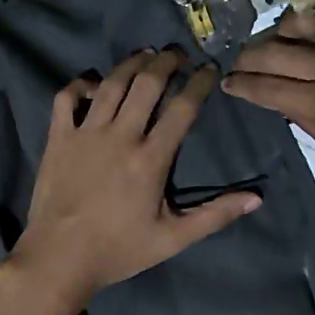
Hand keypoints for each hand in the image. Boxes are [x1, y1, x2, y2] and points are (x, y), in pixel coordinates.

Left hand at [12, 49, 261, 304]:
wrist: (58, 260)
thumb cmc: (119, 250)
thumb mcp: (173, 239)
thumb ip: (215, 215)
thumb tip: (256, 198)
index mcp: (150, 159)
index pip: (182, 108)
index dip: (199, 83)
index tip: (209, 69)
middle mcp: (120, 136)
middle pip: (147, 84)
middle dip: (167, 62)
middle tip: (179, 53)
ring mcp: (85, 134)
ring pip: (110, 84)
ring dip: (131, 63)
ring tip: (146, 54)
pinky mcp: (58, 138)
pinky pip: (66, 98)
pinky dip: (80, 84)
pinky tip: (94, 83)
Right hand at [221, 0, 314, 166]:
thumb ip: (304, 120)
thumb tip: (277, 98)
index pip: (266, 89)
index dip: (241, 85)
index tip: (227, 83)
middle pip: (274, 53)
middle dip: (247, 57)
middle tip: (239, 62)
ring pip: (300, 22)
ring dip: (280, 31)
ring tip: (276, 41)